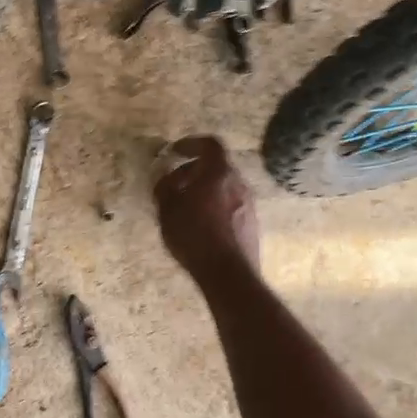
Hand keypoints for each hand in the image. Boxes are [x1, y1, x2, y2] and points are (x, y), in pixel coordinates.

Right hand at [153, 135, 261, 282]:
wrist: (229, 274)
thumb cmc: (194, 235)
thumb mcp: (167, 209)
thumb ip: (165, 187)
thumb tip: (166, 177)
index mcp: (218, 173)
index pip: (210, 144)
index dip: (191, 144)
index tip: (174, 151)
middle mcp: (238, 183)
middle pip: (217, 166)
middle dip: (194, 170)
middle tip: (174, 184)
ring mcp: (249, 204)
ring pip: (224, 187)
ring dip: (205, 190)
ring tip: (185, 207)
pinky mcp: (251, 224)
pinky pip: (230, 205)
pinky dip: (215, 206)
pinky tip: (201, 225)